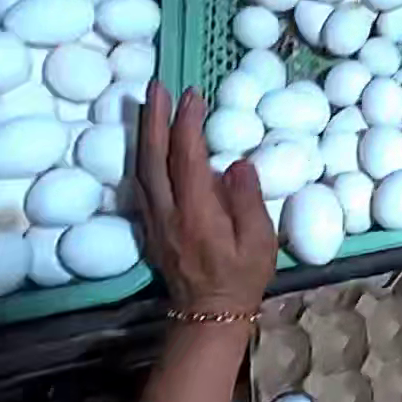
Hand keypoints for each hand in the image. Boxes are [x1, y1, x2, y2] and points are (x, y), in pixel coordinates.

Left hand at [127, 83, 276, 316]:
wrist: (208, 315)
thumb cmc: (242, 276)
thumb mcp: (258, 242)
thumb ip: (247, 201)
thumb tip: (236, 164)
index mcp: (197, 214)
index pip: (187, 159)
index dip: (187, 125)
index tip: (194, 95)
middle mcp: (168, 213)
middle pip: (154, 159)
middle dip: (155, 119)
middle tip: (158, 86)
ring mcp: (155, 220)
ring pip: (143, 169)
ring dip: (145, 133)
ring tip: (150, 104)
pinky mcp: (152, 226)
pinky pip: (142, 183)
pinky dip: (144, 156)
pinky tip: (149, 143)